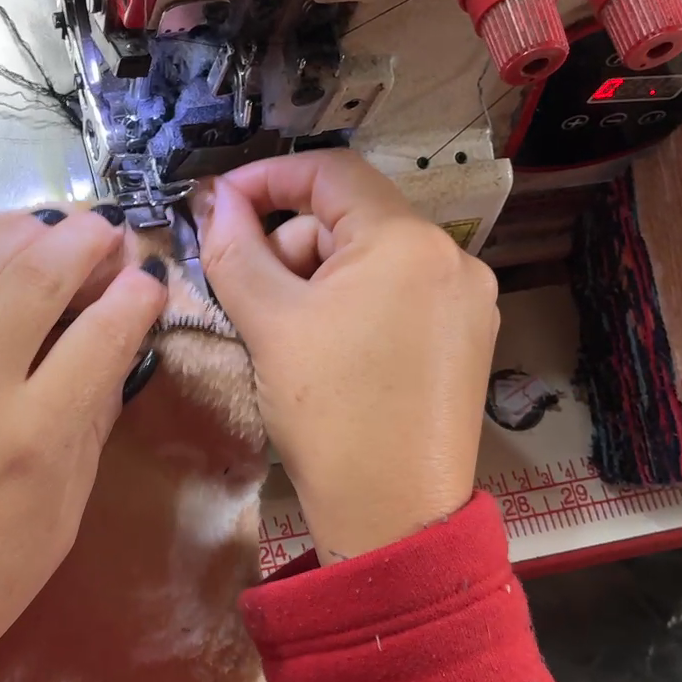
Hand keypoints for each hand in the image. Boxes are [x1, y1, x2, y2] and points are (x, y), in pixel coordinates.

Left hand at [0, 209, 166, 681]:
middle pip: (33, 276)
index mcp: (32, 443)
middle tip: (102, 233)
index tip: (147, 281)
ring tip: (42, 230)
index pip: (102, 335)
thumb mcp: (56, 523)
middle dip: (81, 241)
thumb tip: (112, 354)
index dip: (136, 295)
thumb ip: (86, 430)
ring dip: (13, 234)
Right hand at [196, 150, 500, 562]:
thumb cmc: (326, 413)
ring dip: (318, 285)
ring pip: (372, 264)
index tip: (220, 205)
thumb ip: (235, 252)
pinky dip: (353, 311)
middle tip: (253, 304)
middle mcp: (449, 255)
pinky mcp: (465, 341)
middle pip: (350, 221)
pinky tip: (331, 359)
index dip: (267, 178)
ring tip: (290, 344)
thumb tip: (216, 201)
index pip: (330, 171)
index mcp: (405, 240)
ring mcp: (465, 301)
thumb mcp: (269, 326)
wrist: (390, 510)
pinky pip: (397, 300)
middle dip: (290, 250)